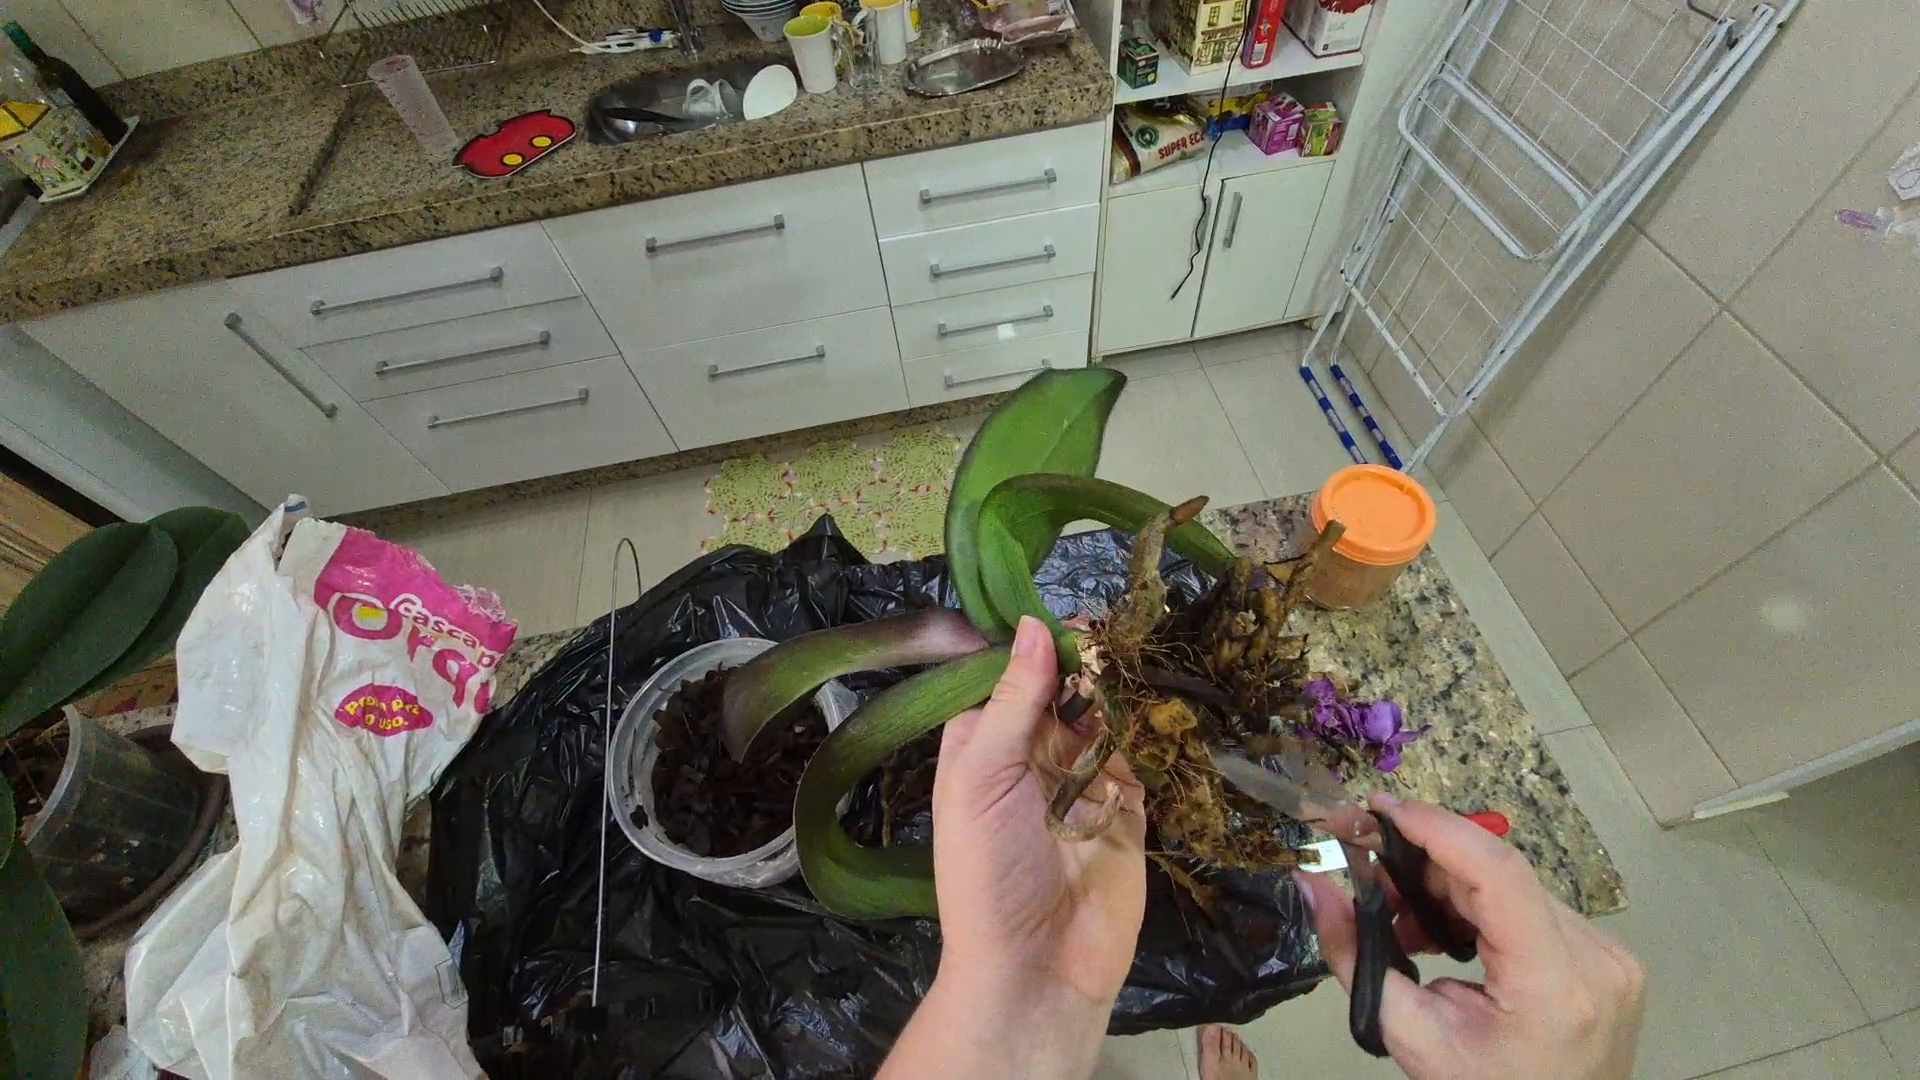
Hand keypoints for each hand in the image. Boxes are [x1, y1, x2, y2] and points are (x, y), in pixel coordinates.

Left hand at [933, 614, 1147, 1003]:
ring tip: (1143, 656)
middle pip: (1061, 686)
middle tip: (1117, 634)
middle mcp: (1032, 747)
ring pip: (1102, 710)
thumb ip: (1014, 700)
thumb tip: (1033, 623)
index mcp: (986, 737)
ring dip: (1120, 686)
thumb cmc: (989, 865)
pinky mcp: (1126, 798)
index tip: (1073, 618)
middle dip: (1085, 661)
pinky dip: (1148, 723)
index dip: (1038, 644)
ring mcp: (1081, 771)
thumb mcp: (985, 775)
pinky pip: (1138, 748)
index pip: (1011, 673)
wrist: (1038, 967)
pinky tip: (1164, 697)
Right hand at [1298, 795, 1645, 1079]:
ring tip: (1401, 919)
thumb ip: (1350, 952)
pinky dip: (1468, 900)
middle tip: (1367, 875)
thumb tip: (1308, 881)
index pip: (1496, 871)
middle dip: (1420, 861)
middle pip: (1492, 871)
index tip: (1377, 808)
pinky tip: (1441, 931)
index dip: (1434, 827)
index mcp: (1553, 984)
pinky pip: (1520, 897)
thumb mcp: (1404, 1030)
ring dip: (1440, 882)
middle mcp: (1593, 957)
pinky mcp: (1603, 952)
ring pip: (1502, 878)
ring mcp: (1607, 953)